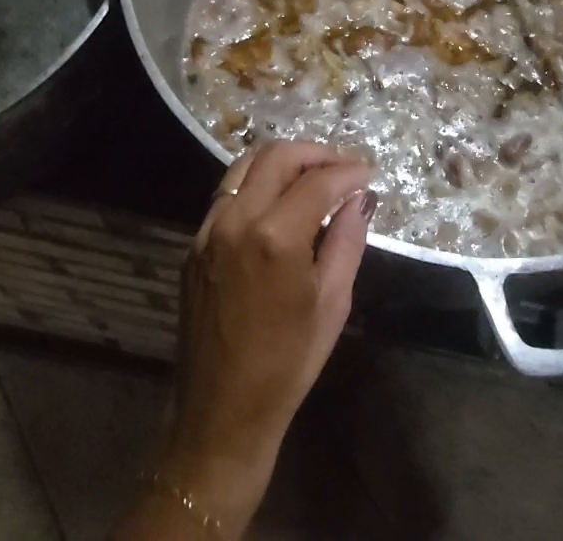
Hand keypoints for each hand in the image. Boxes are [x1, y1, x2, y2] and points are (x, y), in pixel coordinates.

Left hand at [152, 142, 372, 531]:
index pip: (319, 181)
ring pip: (244, 166)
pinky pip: (226, 194)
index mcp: (276, 236)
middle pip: (276, 156)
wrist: (222, 408)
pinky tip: (279, 201)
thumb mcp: (333, 302)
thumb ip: (347, 240)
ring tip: (313, 176)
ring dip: (282, 161)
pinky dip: (256, 183)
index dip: (349, 172)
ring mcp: (208, 230)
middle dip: (315, 153)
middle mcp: (236, 220)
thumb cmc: (287, 362)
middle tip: (344, 167)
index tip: (369, 174)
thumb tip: (359, 200)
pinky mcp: (193, 244)